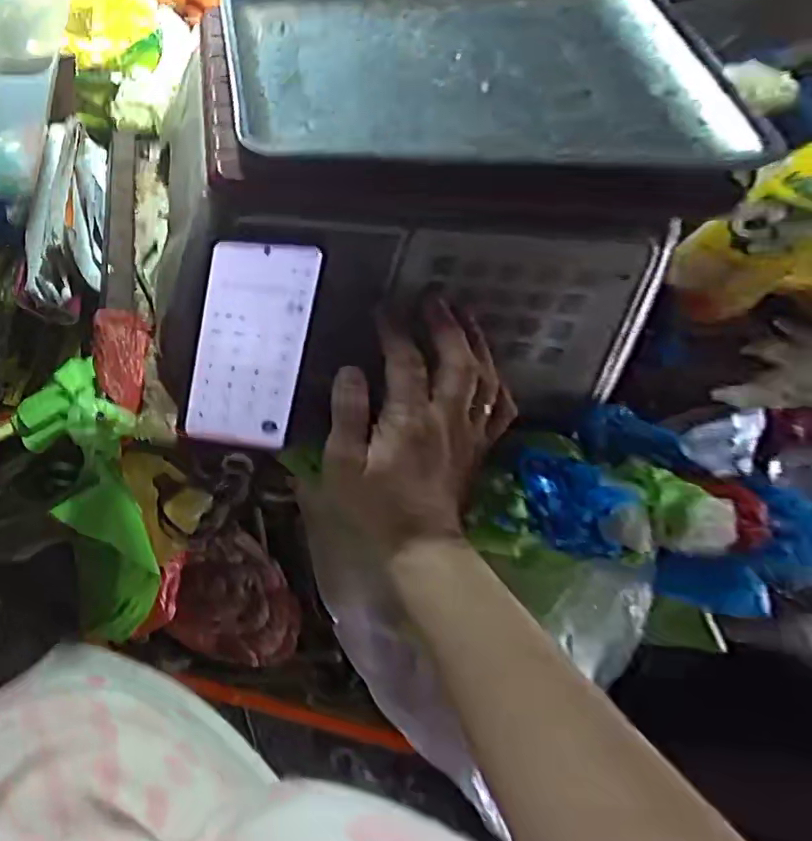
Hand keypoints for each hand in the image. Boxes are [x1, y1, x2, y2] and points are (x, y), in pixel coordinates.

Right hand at [303, 299, 517, 556]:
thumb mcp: (342, 460)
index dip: (396, 332)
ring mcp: (470, 432)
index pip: (406, 364)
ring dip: (476, 343)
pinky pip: (499, 404)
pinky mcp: (480, 446)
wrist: (420, 543)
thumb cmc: (370, 502)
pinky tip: (487, 366)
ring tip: (464, 317)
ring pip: (485, 377)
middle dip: (447, 326)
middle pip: (458, 362)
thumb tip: (349, 371)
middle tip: (434, 297)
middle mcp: (447, 419)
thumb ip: (347, 414)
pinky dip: (496, 378)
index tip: (383, 308)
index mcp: (410, 420)